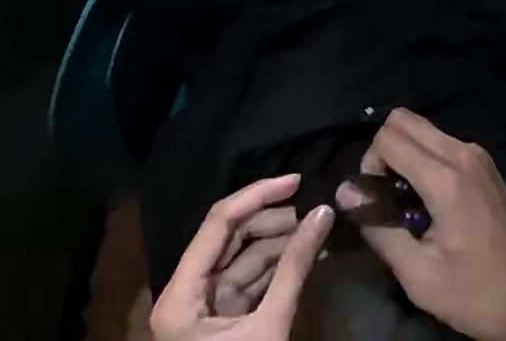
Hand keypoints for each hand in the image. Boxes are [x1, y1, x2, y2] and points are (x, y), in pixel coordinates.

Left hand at [151, 174, 333, 340]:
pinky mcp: (221, 324)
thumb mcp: (268, 327)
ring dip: (279, 242)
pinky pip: (249, 280)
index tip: (298, 180)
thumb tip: (324, 211)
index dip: (259, 194)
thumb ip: (295, 266)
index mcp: (181, 295)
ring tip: (315, 233)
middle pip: (230, 237)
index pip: (219, 221)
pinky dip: (277, 266)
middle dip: (273, 220)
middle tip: (312, 212)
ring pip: (242, 257)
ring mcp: (203, 310)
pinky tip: (306, 255)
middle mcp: (186, 294)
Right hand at [338, 109, 505, 340]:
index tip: (373, 201)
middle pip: (405, 119)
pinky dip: (423, 157)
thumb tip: (346, 192)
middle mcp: (462, 152)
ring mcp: (477, 153)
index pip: (390, 137)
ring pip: (424, 128)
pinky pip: (441, 141)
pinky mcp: (484, 161)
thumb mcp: (419, 276)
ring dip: (404, 153)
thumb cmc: (476, 293)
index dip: (370, 164)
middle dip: (384, 150)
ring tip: (404, 202)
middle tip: (384, 196)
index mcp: (446, 177)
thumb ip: (379, 229)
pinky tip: (427, 199)